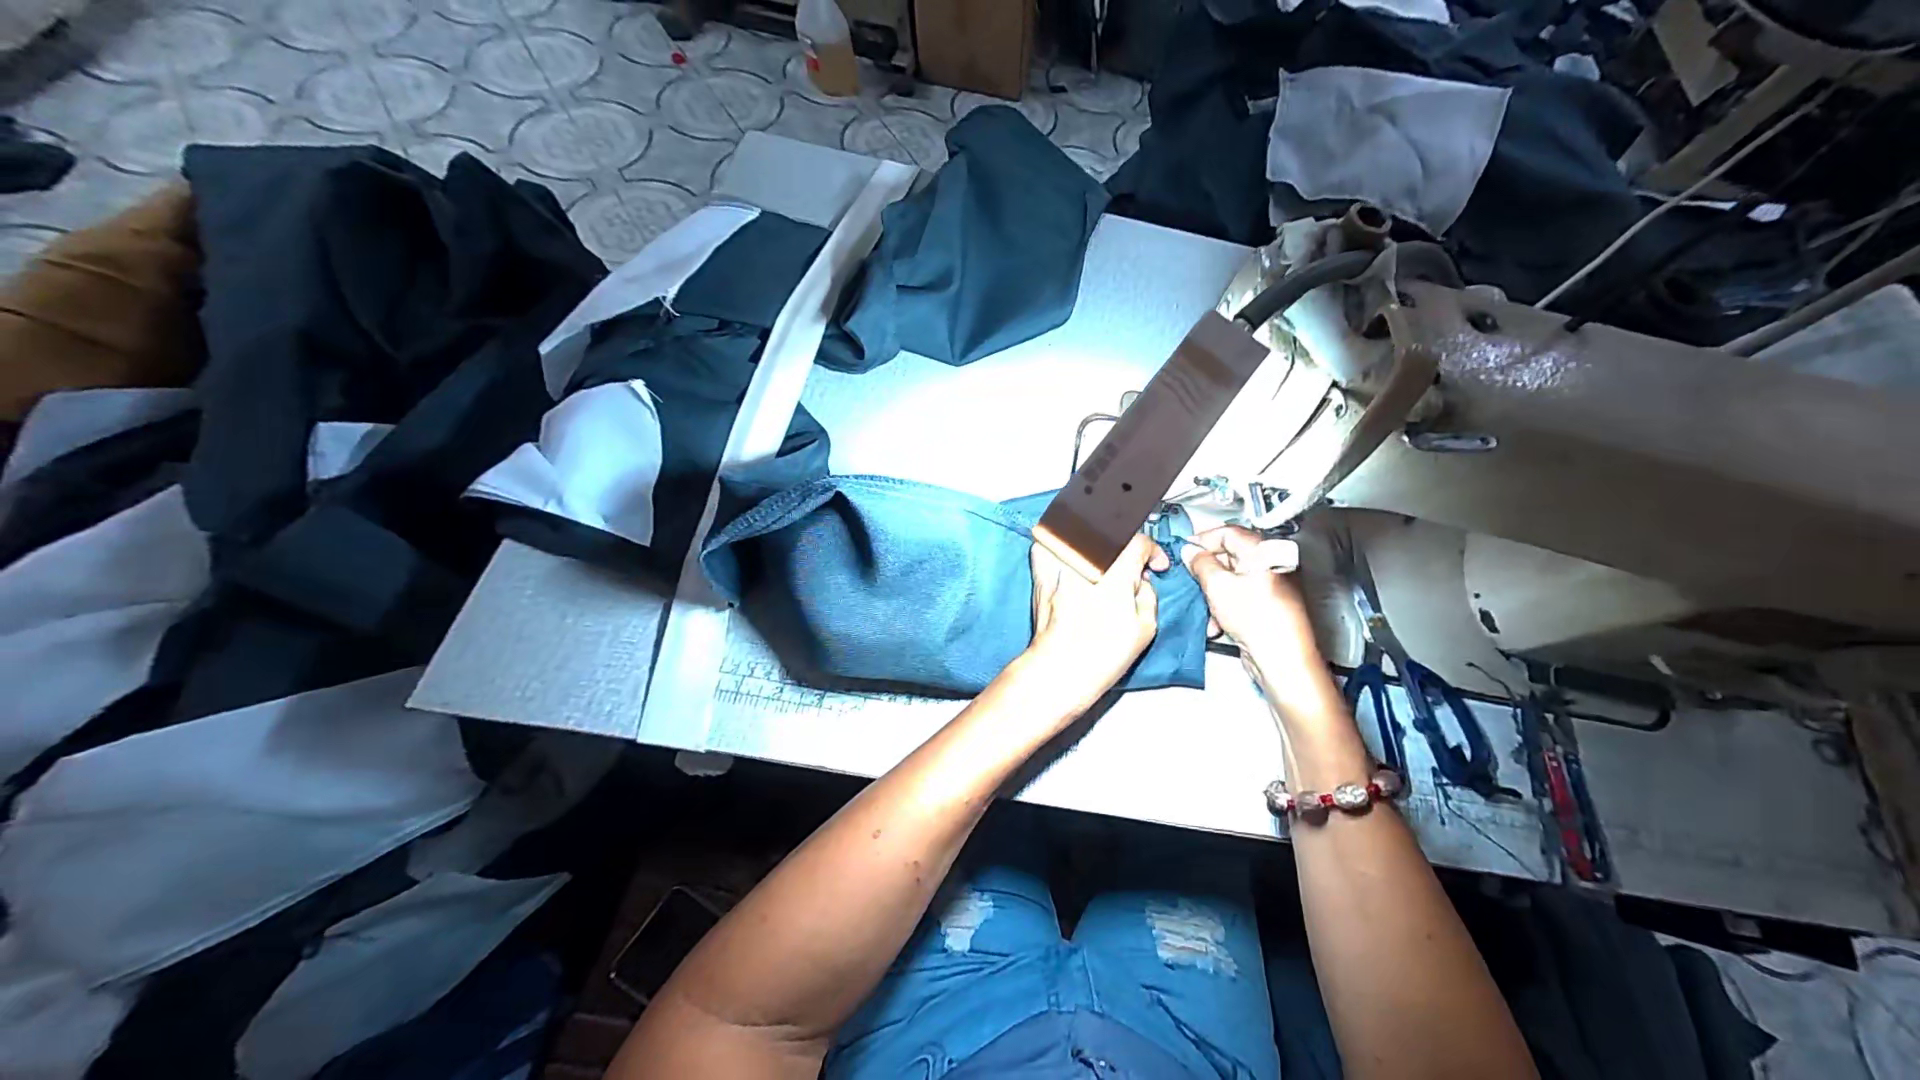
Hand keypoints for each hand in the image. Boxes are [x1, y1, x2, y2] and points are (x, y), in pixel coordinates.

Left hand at [1025, 533, 1169, 711]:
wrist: (1060, 667)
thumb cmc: (1099, 654)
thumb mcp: (1145, 627)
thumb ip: (1148, 594)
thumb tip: (1142, 583)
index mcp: (1117, 569)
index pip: (1139, 541)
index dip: (1152, 552)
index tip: (1153, 565)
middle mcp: (1088, 560)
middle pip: (1112, 533)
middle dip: (1126, 546)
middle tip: (1131, 566)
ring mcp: (1061, 564)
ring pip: (1079, 532)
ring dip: (1094, 540)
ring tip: (1102, 559)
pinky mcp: (1041, 573)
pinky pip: (1046, 544)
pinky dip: (1057, 543)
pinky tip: (1067, 554)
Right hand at [1180, 526, 1319, 674]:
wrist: (1282, 658)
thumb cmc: (1260, 621)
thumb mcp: (1217, 586)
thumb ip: (1200, 563)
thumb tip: (1191, 551)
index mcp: (1263, 552)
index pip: (1228, 532)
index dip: (1203, 540)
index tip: (1186, 550)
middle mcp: (1269, 566)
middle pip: (1229, 557)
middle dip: (1206, 571)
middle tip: (1191, 579)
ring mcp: (1268, 588)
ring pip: (1230, 580)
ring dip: (1213, 593)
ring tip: (1206, 608)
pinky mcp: (1265, 608)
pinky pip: (1238, 598)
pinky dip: (1224, 607)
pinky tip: (1217, 624)